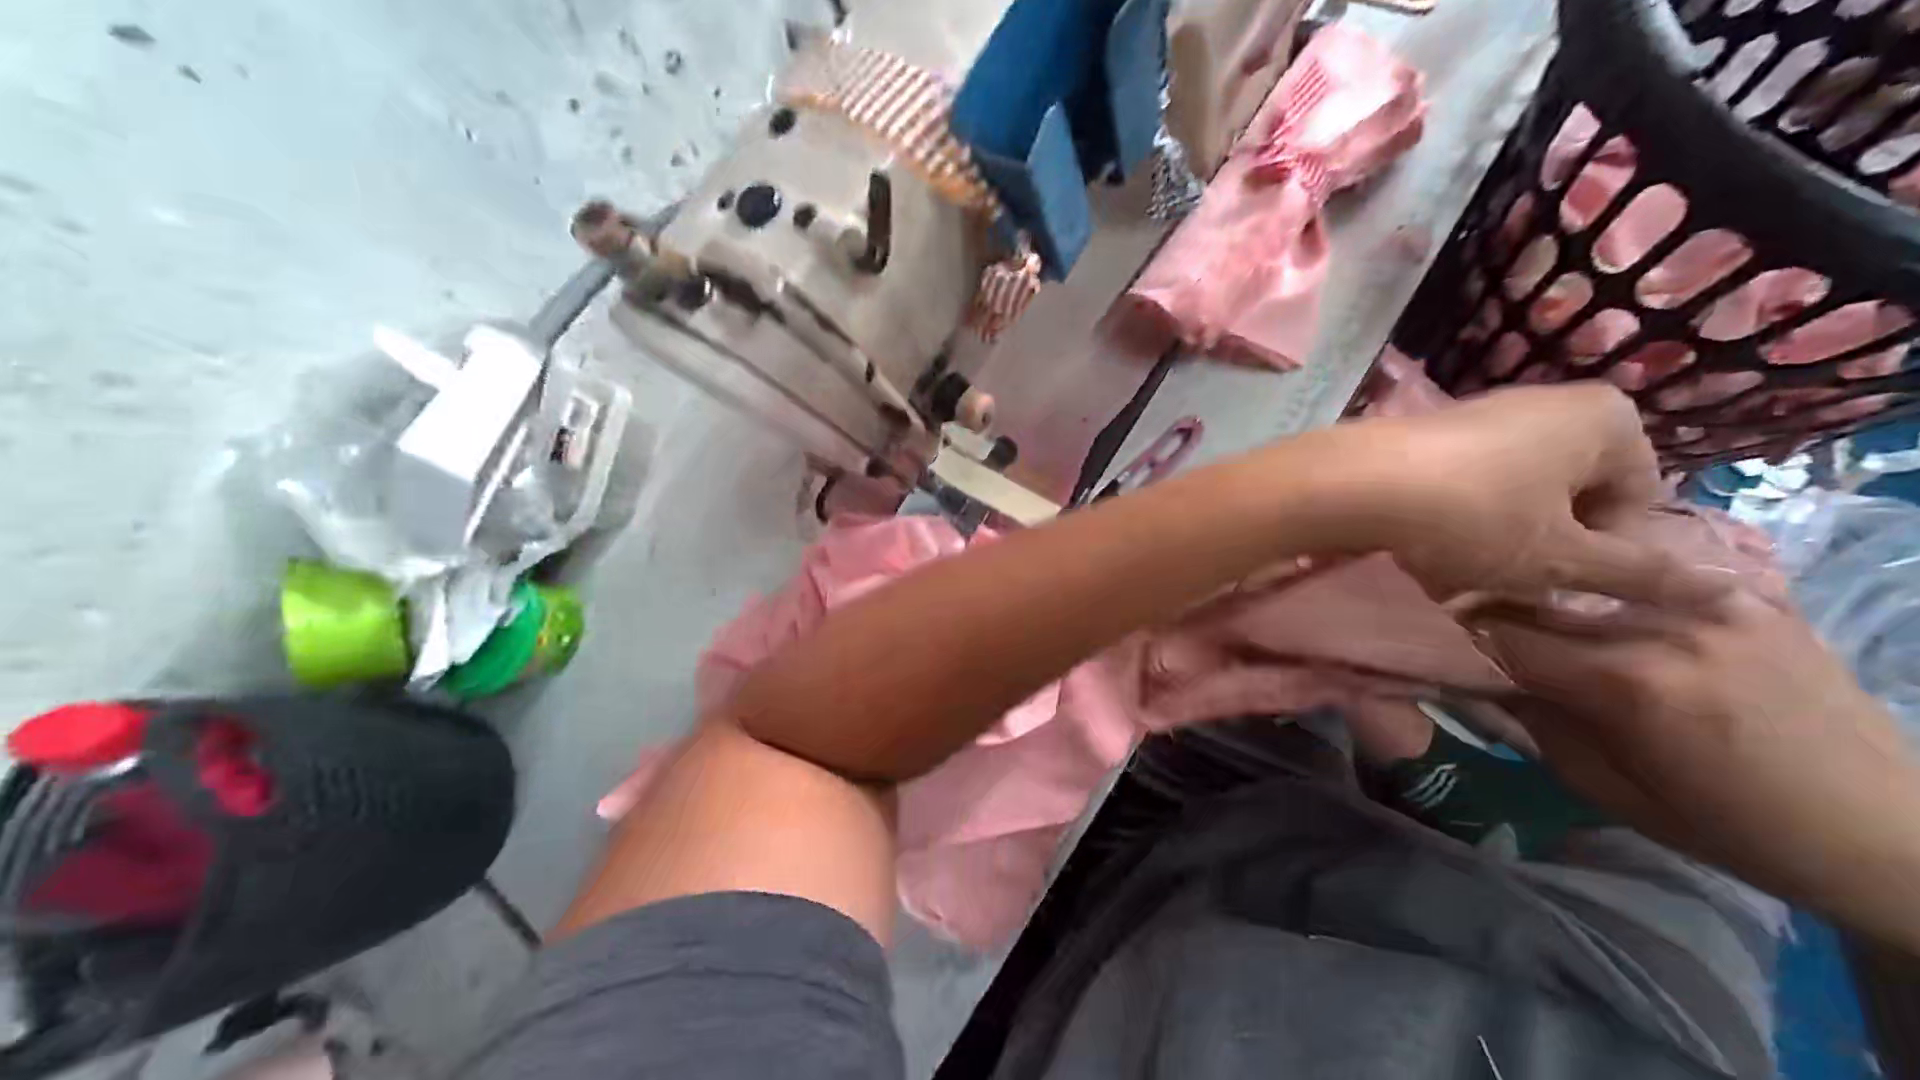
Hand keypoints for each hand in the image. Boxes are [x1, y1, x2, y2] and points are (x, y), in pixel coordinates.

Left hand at [1323, 382, 1728, 607]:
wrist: (1352, 485)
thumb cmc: (1475, 516)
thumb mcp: (1563, 559)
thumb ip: (1640, 574)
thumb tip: (1724, 592)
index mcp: (1605, 418)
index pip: (1637, 497)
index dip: (1608, 552)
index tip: (1562, 581)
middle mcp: (1545, 404)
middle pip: (1571, 496)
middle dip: (1547, 548)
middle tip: (1512, 583)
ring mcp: (1479, 416)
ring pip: (1512, 496)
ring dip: (1496, 542)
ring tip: (1462, 572)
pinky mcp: (1423, 436)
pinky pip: (1461, 487)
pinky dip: (1452, 522)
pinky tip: (1425, 552)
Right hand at [1476, 589, 1919, 950]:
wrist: (1889, 833)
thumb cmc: (1725, 825)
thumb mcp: (1602, 785)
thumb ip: (1530, 718)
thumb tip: (1468, 674)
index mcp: (1626, 682)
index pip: (1499, 633)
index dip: (1451, 631)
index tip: (1420, 631)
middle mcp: (1667, 626)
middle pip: (1539, 596)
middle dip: (1490, 604)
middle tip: (1459, 613)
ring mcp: (1716, 603)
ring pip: (1588, 579)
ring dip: (1546, 591)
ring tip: (1523, 602)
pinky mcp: (1750, 598)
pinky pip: (1649, 577)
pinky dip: (1607, 587)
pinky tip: (1596, 600)